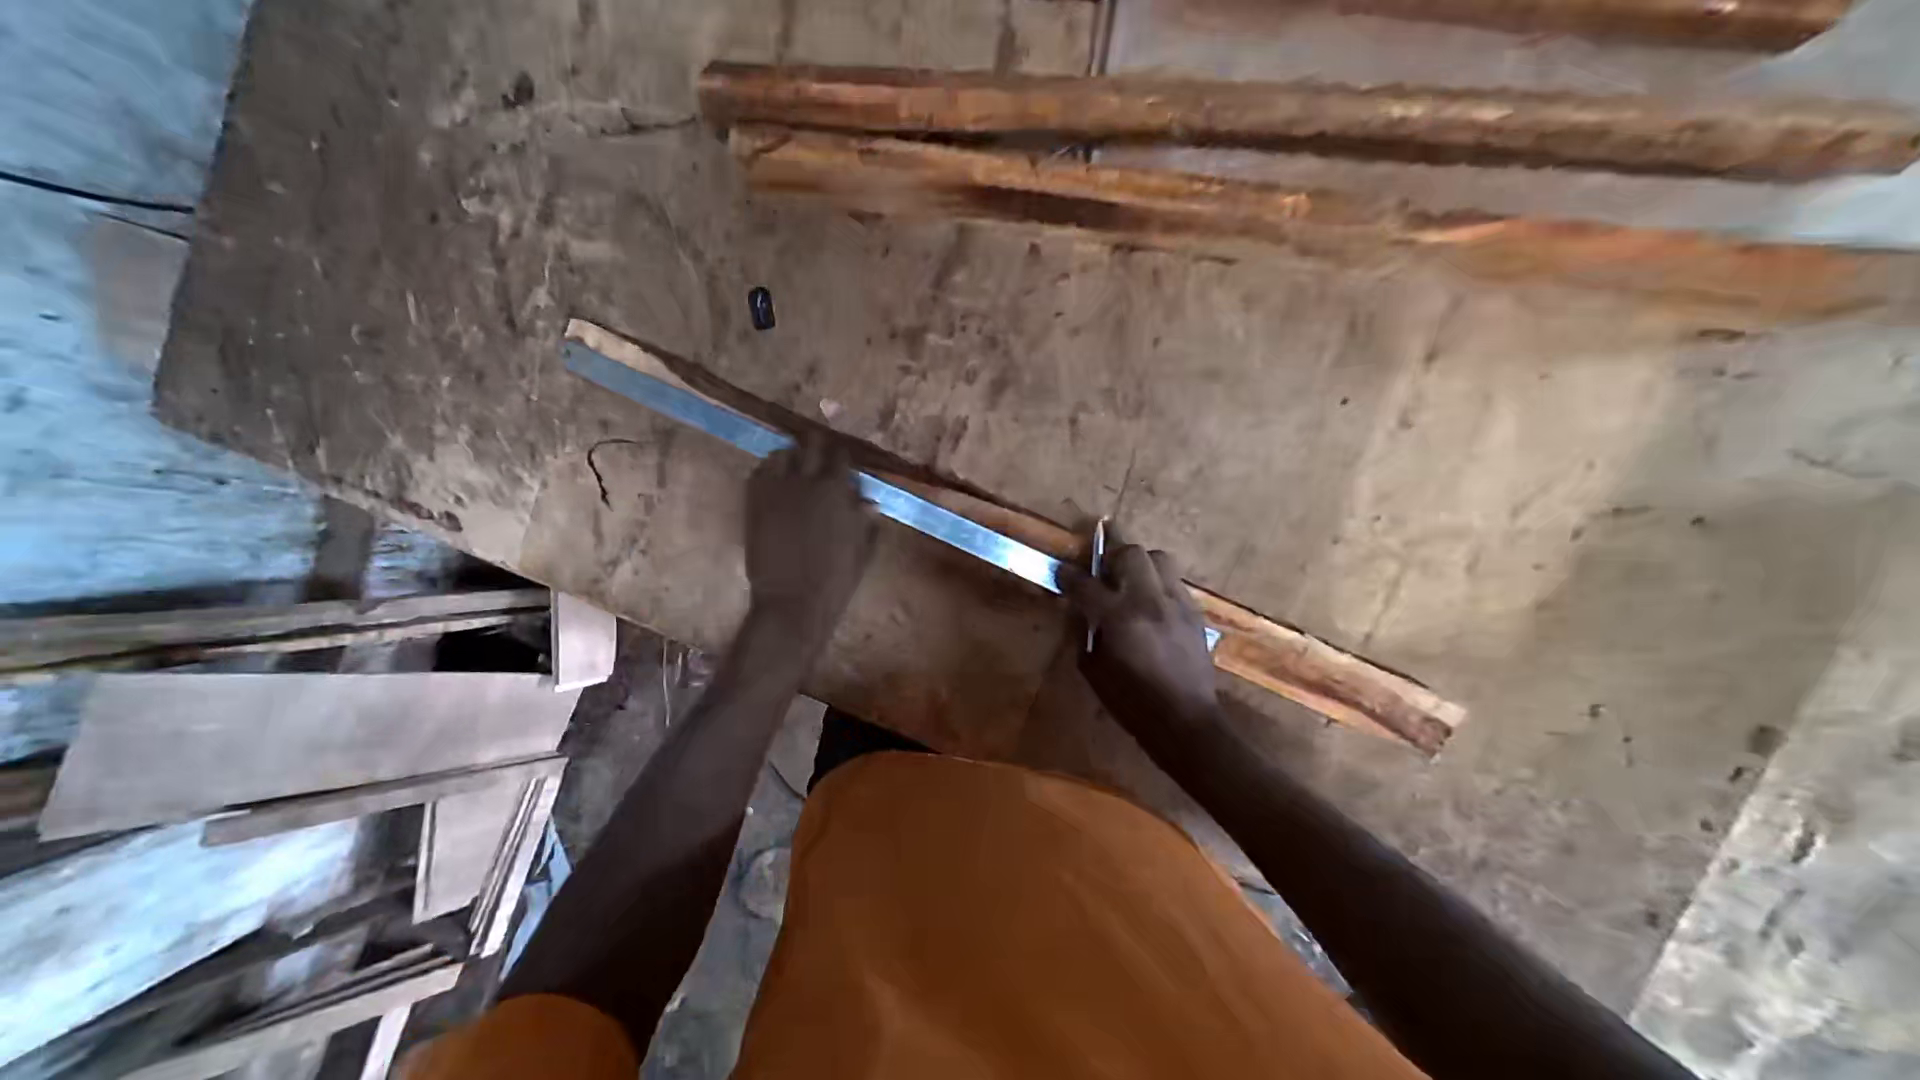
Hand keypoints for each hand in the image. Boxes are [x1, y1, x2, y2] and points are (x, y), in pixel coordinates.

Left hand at [745, 434, 876, 640]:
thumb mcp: (861, 550)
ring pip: (782, 454)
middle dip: (816, 446)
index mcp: (838, 491)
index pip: (841, 456)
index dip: (842, 456)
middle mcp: (807, 481)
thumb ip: (865, 522)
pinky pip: (759, 472)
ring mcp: (777, 489)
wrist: (792, 600)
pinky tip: (773, 478)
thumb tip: (869, 503)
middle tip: (817, 450)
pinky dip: (768, 470)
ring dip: (790, 456)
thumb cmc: (835, 579)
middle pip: (811, 446)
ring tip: (793, 463)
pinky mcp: (754, 501)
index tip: (841, 460)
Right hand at [1061, 529, 1220, 736]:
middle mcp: (1149, 601)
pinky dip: (1157, 584)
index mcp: (1119, 617)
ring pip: (1158, 558)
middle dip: (1111, 557)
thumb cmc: (1131, 702)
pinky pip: (1173, 581)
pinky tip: (1150, 605)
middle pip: (1130, 553)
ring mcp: (1176, 603)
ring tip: (1130, 584)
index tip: (1062, 573)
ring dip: (1139, 565)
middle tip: (1102, 574)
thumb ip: (1082, 630)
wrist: (1185, 720)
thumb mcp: (1092, 670)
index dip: (1069, 575)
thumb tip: (1078, 606)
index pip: (1087, 583)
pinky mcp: (1194, 612)